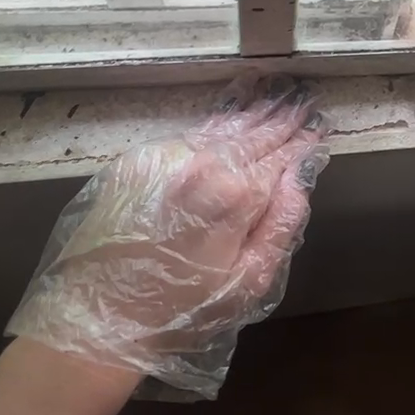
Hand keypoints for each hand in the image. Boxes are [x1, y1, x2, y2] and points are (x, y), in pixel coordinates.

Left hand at [5, 75, 328, 398]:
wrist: (95, 324)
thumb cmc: (183, 310)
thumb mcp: (250, 281)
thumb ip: (283, 222)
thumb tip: (301, 174)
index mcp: (237, 194)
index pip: (283, 157)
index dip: (304, 142)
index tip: (320, 126)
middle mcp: (205, 165)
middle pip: (256, 134)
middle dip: (283, 117)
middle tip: (304, 97)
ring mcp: (170, 158)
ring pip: (223, 126)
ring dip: (253, 109)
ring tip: (275, 90)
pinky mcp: (140, 160)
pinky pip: (190, 133)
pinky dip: (216, 121)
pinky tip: (233, 109)